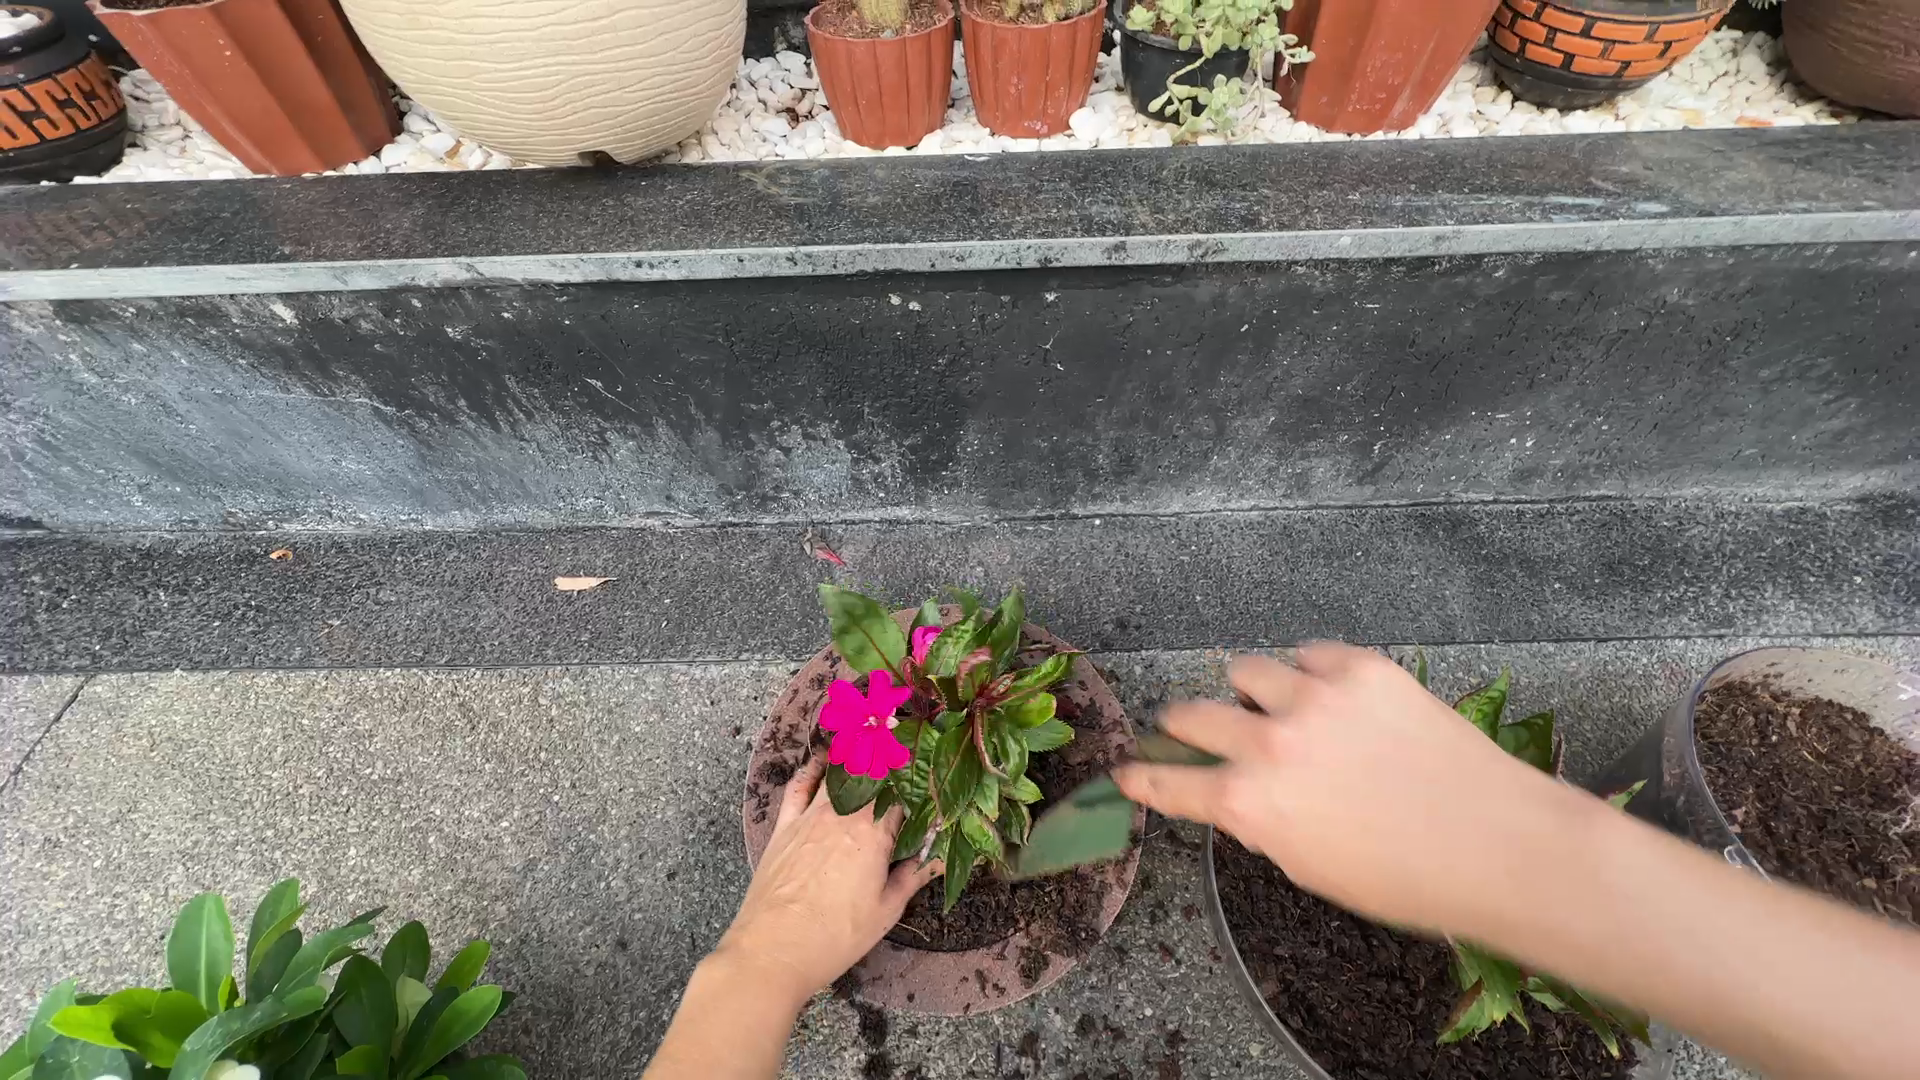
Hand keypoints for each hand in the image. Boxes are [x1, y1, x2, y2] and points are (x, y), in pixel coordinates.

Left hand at [712, 757, 942, 1005]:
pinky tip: (821, 759)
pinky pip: (799, 786)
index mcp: (873, 832)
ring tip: (872, 745)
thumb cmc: (836, 936)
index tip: (929, 784)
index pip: (903, 796)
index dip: (918, 789)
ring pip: (837, 773)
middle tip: (906, 755)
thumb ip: (914, 875)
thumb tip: (940, 854)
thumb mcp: (886, 911)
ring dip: (856, 758)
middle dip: (892, 764)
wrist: (774, 950)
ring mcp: (810, 816)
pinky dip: (811, 768)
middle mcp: (843, 813)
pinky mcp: (785, 825)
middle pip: (872, 776)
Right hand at [1115, 645, 1576, 935]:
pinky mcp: (1358, 668)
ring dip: (1252, 690)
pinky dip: (1312, 673)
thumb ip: (1258, 821)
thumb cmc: (1406, 878)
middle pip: (1190, 714)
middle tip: (1191, 724)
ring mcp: (1312, 697)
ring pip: (1246, 669)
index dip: (1141, 778)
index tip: (1125, 770)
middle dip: (1182, 722)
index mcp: (1250, 804)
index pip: (1170, 784)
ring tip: (1280, 704)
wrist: (1505, 846)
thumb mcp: (1308, 866)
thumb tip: (1237, 790)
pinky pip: (1308, 654)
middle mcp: (1268, 743)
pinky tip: (1336, 697)